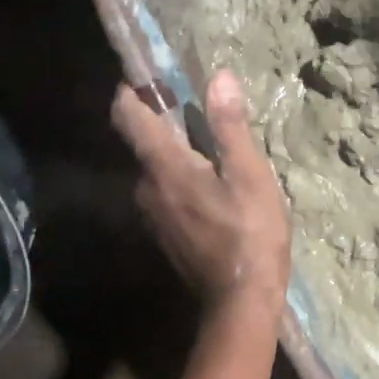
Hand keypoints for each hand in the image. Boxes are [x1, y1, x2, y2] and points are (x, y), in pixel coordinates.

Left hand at [112, 71, 290, 314]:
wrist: (240, 302)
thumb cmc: (250, 234)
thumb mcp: (250, 175)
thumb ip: (230, 126)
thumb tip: (219, 77)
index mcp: (164, 167)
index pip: (128, 116)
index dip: (132, 90)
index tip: (150, 77)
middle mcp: (146, 189)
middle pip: (144, 144)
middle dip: (166, 126)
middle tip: (200, 117)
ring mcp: (153, 218)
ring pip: (158, 174)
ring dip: (178, 160)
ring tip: (216, 159)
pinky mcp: (166, 238)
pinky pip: (168, 199)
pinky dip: (184, 187)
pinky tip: (216, 196)